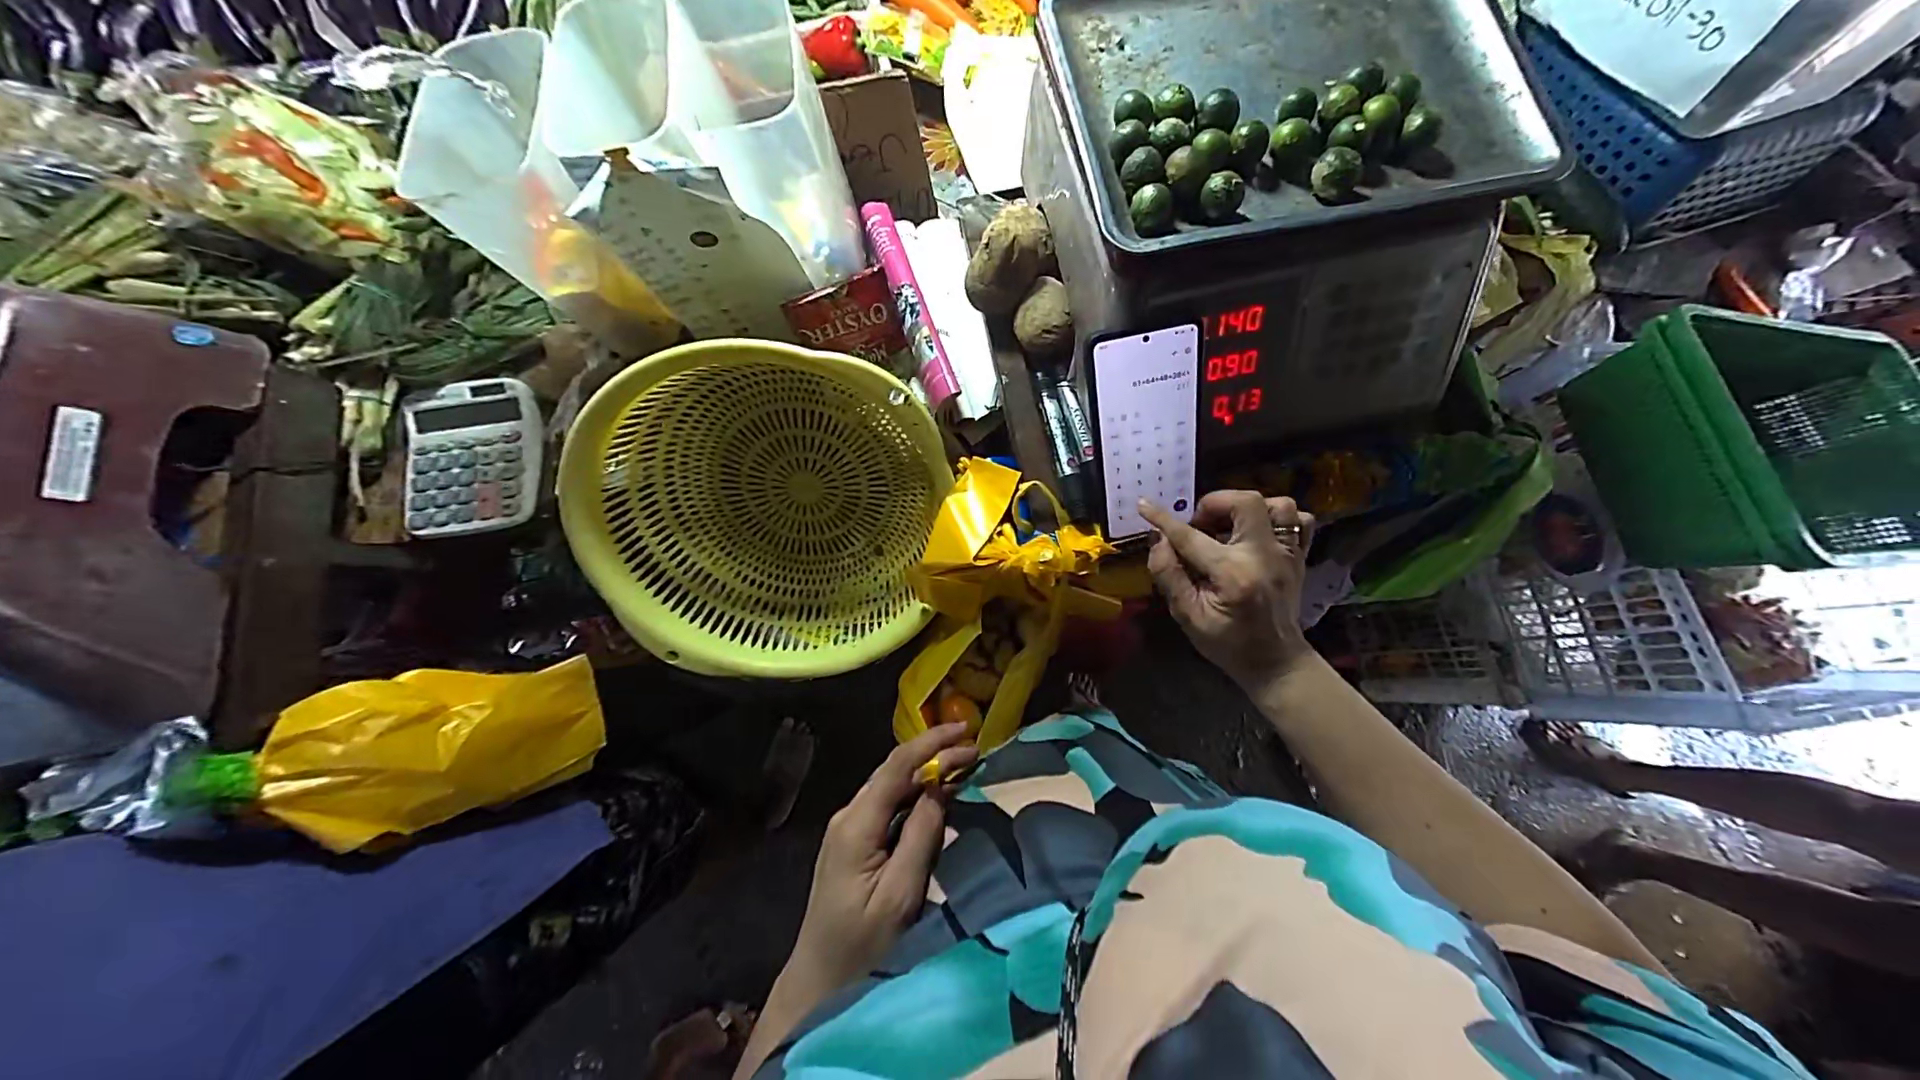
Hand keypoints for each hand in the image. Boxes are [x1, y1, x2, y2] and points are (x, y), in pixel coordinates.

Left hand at [787, 722, 978, 992]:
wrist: (819, 979)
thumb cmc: (861, 945)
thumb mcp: (900, 894)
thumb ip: (921, 836)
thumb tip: (941, 787)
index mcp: (856, 824)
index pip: (896, 767)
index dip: (931, 743)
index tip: (965, 730)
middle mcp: (849, 816)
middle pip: (895, 772)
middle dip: (935, 755)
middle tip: (976, 751)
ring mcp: (849, 828)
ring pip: (893, 787)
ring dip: (928, 774)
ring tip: (965, 767)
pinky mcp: (855, 841)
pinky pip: (889, 806)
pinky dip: (917, 795)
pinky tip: (939, 796)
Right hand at [1140, 491, 1316, 688]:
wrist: (1276, 662)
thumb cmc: (1228, 643)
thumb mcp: (1187, 616)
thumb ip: (1169, 574)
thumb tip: (1157, 539)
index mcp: (1233, 574)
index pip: (1191, 537)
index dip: (1163, 519)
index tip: (1145, 506)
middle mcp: (1264, 556)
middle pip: (1246, 502)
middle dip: (1215, 503)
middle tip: (1199, 524)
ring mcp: (1288, 554)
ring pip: (1278, 505)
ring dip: (1247, 508)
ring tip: (1228, 525)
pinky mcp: (1299, 557)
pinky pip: (1300, 520)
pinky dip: (1277, 517)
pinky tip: (1257, 531)